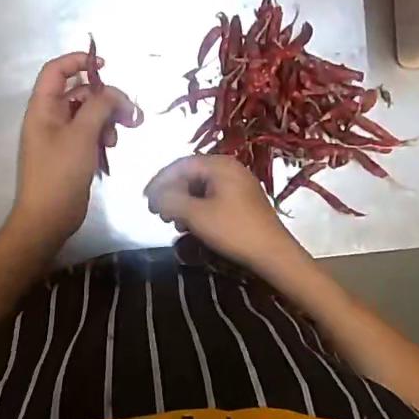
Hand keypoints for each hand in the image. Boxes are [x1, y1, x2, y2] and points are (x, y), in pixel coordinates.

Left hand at [9, 50, 141, 245]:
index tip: (106, 65)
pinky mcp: (70, 154)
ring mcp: (59, 137)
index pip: (56, 71)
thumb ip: (99, 107)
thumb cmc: (60, 173)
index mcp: (42, 108)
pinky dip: (102, 136)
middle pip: (78, 92)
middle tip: (129, 111)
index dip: (78, 61)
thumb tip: (113, 94)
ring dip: (106, 119)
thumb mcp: (82, 135)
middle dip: (104, 98)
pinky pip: (88, 134)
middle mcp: (49, 118)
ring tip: (116, 138)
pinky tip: (111, 148)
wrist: (48, 217)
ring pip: (87, 114)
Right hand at [145, 155, 310, 276]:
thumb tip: (154, 196)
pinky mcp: (243, 201)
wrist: (273, 253)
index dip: (159, 181)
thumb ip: (170, 200)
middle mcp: (230, 168)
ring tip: (172, 222)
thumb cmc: (234, 230)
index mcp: (220, 165)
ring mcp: (239, 185)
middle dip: (171, 193)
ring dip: (182, 203)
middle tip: (157, 213)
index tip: (145, 199)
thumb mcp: (196, 215)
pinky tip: (191, 225)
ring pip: (201, 188)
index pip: (180, 165)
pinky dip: (197, 208)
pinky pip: (213, 198)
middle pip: (191, 175)